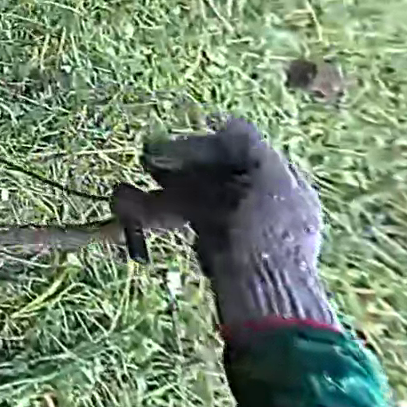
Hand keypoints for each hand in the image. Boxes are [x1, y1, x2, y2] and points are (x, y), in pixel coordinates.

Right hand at [141, 116, 335, 329]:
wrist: (259, 286)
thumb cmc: (269, 233)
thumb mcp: (273, 184)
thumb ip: (254, 149)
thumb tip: (228, 119)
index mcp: (279, 183)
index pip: (234, 149)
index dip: (202, 145)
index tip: (173, 149)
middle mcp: (254, 194)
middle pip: (207, 165)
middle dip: (175, 162)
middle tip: (149, 162)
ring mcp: (228, 213)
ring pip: (184, 185)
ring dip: (159, 183)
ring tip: (135, 187)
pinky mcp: (204, 230)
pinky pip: (172, 208)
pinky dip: (149, 203)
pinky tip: (128, 201)